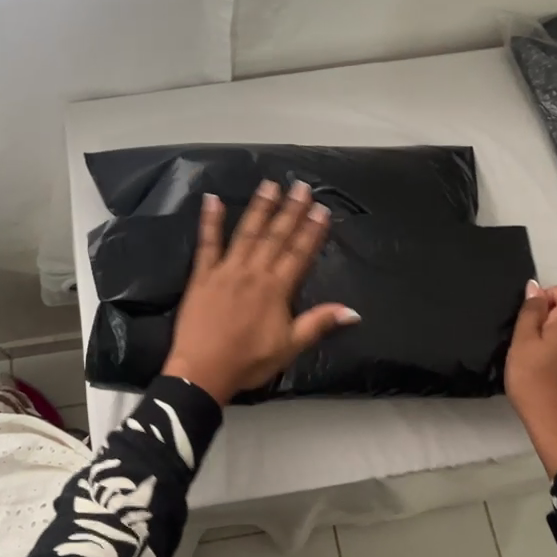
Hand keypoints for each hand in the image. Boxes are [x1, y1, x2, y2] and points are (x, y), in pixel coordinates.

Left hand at [161, 180, 359, 404]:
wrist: (202, 371)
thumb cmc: (248, 361)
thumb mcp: (289, 347)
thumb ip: (318, 323)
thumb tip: (353, 311)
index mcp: (277, 289)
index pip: (299, 253)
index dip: (312, 231)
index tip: (321, 209)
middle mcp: (254, 273)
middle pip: (276, 237)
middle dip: (291, 211)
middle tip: (301, 186)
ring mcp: (227, 270)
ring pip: (247, 233)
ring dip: (260, 208)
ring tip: (270, 185)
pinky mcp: (202, 275)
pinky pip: (207, 243)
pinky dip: (210, 221)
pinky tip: (212, 200)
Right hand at [505, 281, 556, 477]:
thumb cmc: (535, 380)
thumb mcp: (523, 342)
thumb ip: (530, 312)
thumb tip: (535, 287)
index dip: (552, 294)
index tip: (532, 314)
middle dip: (547, 317)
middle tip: (524, 339)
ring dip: (550, 337)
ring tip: (529, 358)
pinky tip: (541, 374)